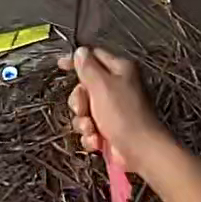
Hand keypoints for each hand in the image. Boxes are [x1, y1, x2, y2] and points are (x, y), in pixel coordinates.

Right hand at [58, 46, 168, 168]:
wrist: (140, 150)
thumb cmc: (123, 115)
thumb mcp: (102, 86)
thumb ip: (88, 67)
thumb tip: (80, 51)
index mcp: (120, 70)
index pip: (94, 56)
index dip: (77, 60)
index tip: (61, 65)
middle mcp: (117, 87)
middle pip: (84, 86)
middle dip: (79, 101)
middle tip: (85, 108)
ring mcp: (113, 110)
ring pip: (84, 110)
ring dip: (83, 122)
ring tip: (93, 129)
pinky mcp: (109, 130)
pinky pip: (89, 128)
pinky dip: (90, 136)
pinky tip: (97, 141)